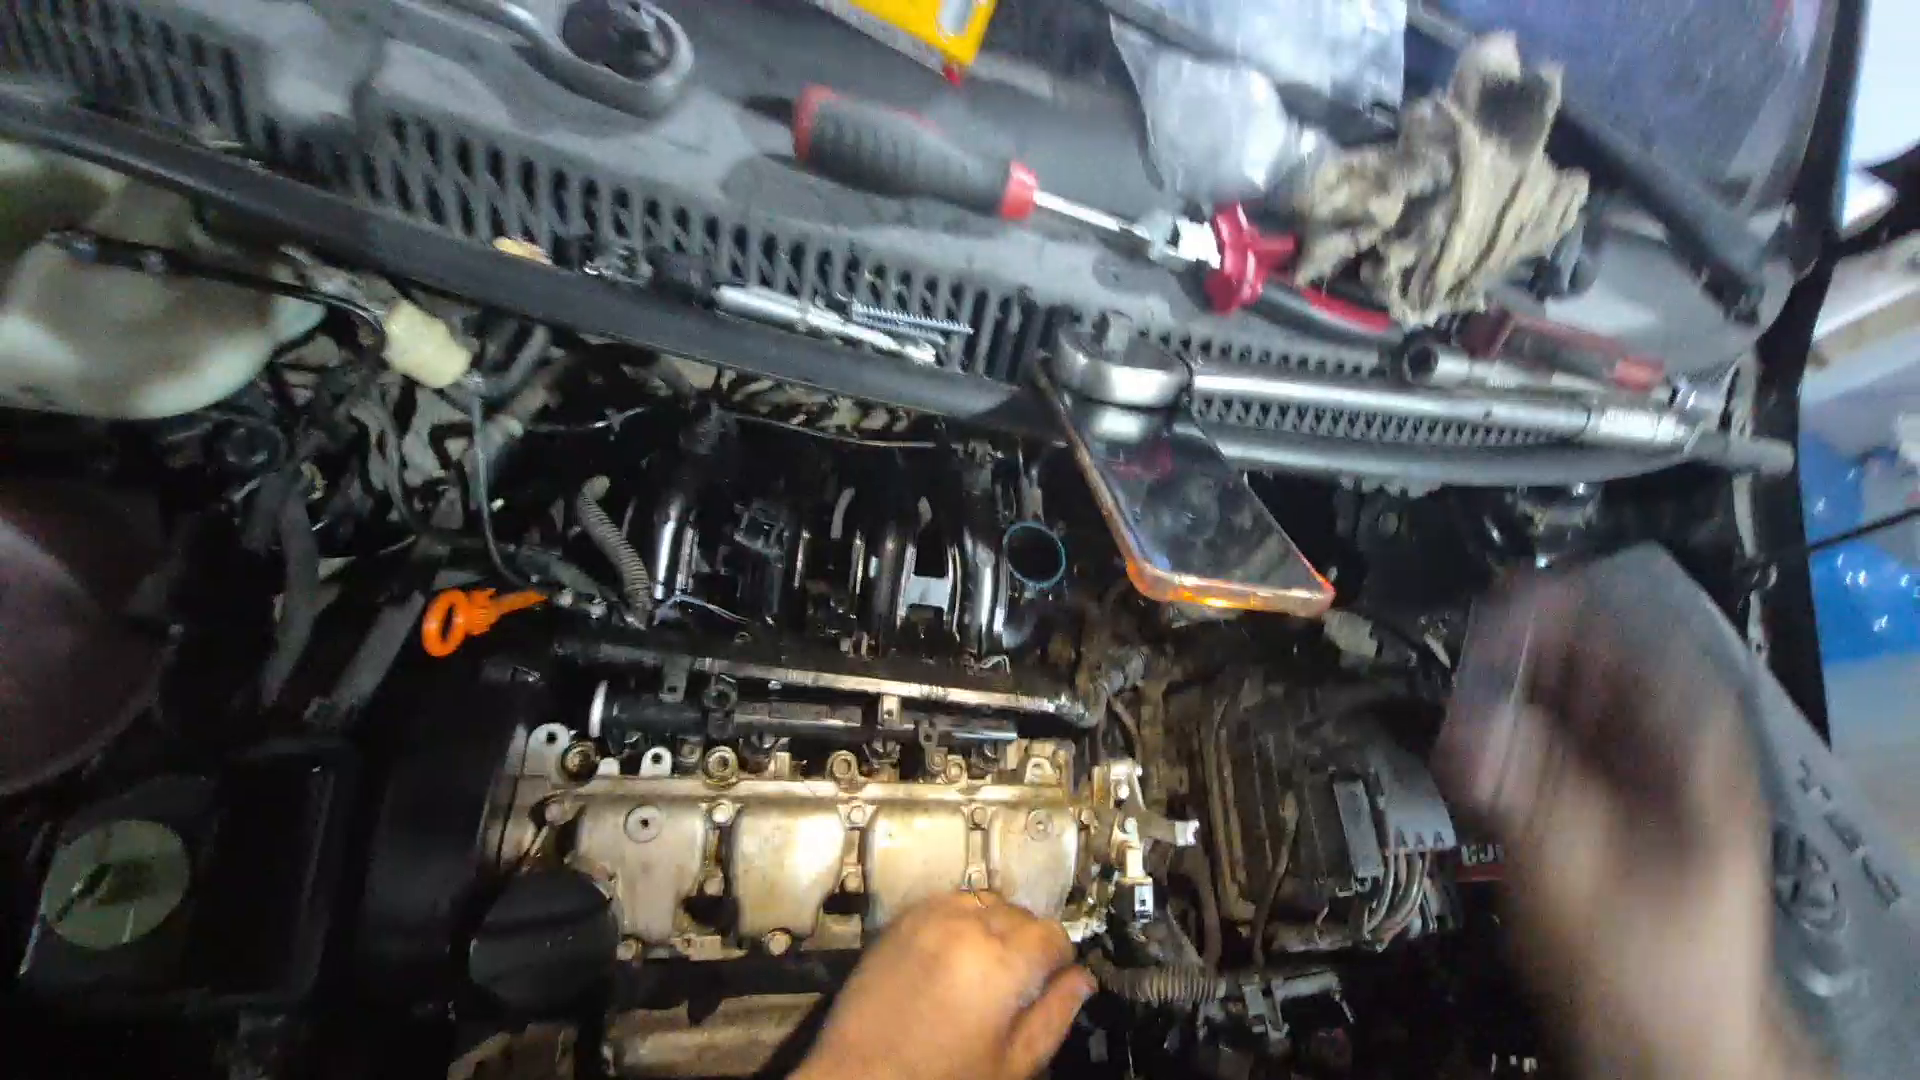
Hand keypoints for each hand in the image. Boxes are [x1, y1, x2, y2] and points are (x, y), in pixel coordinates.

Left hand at [794, 891, 1094, 1079]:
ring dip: (996, 923)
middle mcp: (968, 927)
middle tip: (1021, 979)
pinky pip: (950, 901)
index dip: (1060, 958)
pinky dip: (963, 918)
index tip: (1055, 977)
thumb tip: (1083, 979)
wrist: (858, 1078)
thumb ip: (1054, 1016)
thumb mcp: (1011, 1064)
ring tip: (988, 964)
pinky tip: (957, 952)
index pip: (1052, 934)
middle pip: (1021, 913)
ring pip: (986, 900)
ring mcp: (932, 916)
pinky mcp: (905, 917)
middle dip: (1029, 940)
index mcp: (1000, 964)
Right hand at [1435, 551, 1819, 1079]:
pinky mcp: (1579, 814)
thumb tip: (1468, 722)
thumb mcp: (1584, 868)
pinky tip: (1470, 725)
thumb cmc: (1646, 959)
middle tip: (1482, 613)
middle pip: (1601, 680)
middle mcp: (1658, 769)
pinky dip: (1502, 729)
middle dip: (1540, 642)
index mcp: (1690, 771)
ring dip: (1517, 682)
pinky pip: (1540, 751)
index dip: (1589, 618)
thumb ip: (1526, 788)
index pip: (1648, 665)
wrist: (1651, 1035)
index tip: (1525, 591)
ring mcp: (1620, 792)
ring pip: (1567, 713)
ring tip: (1468, 657)